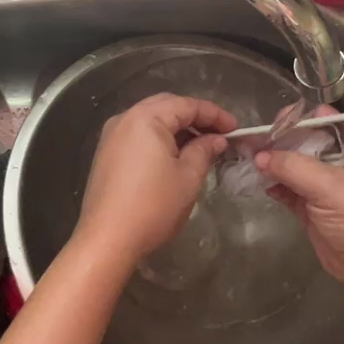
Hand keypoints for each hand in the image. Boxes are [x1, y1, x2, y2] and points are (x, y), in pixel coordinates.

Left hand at [75, 94, 235, 265]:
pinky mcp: (107, 154)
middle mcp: (125, 118)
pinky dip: (160, 139)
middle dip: (195, 118)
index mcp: (146, 118)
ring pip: (151, 120)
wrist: (107, 239)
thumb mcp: (188, 177)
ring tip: (202, 147)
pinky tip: (175, 157)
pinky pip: (139, 135)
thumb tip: (215, 139)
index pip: (187, 105)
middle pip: (167, 106)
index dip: (215, 114)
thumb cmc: (153, 206)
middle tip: (220, 134)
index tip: (236, 129)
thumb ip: (204, 150)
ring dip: (178, 129)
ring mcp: (112, 136)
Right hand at [257, 118, 343, 285]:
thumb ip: (293, 167)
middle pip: (302, 142)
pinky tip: (263, 186)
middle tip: (253, 144)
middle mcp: (337, 162)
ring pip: (292, 166)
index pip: (323, 120)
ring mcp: (324, 186)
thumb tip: (260, 156)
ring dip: (272, 165)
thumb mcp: (330, 186)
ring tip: (251, 164)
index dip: (298, 119)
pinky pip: (288, 190)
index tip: (274, 126)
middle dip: (278, 142)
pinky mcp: (311, 208)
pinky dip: (275, 186)